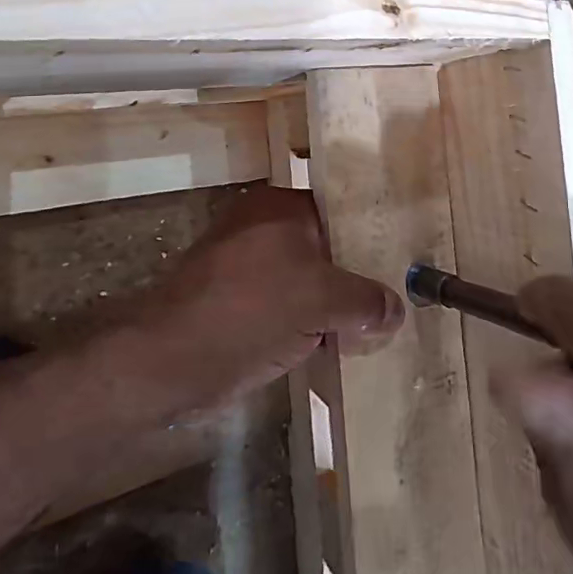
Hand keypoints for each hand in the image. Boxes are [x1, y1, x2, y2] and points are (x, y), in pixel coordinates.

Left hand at [102, 185, 404, 418]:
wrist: (162, 367)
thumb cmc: (246, 313)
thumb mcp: (320, 302)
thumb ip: (366, 301)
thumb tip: (396, 311)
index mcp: (283, 206)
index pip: (346, 206)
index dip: (379, 228)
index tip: (410, 249)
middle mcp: (266, 227)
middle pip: (331, 243)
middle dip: (363, 268)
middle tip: (405, 284)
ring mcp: (250, 265)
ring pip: (312, 276)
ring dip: (340, 298)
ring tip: (383, 314)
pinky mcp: (239, 302)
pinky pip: (293, 302)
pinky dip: (315, 319)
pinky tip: (345, 337)